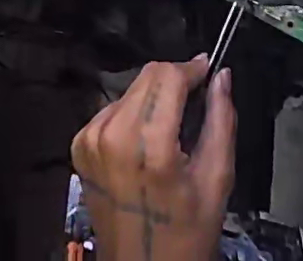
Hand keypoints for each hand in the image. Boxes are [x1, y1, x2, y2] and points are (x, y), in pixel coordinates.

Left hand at [71, 59, 233, 260]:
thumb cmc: (185, 234)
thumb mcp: (216, 180)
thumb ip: (221, 119)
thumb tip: (222, 75)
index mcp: (148, 144)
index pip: (168, 75)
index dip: (192, 68)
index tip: (210, 71)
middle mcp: (112, 132)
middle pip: (149, 76)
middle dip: (176, 80)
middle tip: (197, 101)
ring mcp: (91, 137)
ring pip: (133, 88)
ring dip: (156, 96)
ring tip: (174, 127)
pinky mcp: (80, 144)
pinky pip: (115, 108)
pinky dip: (135, 113)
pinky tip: (148, 141)